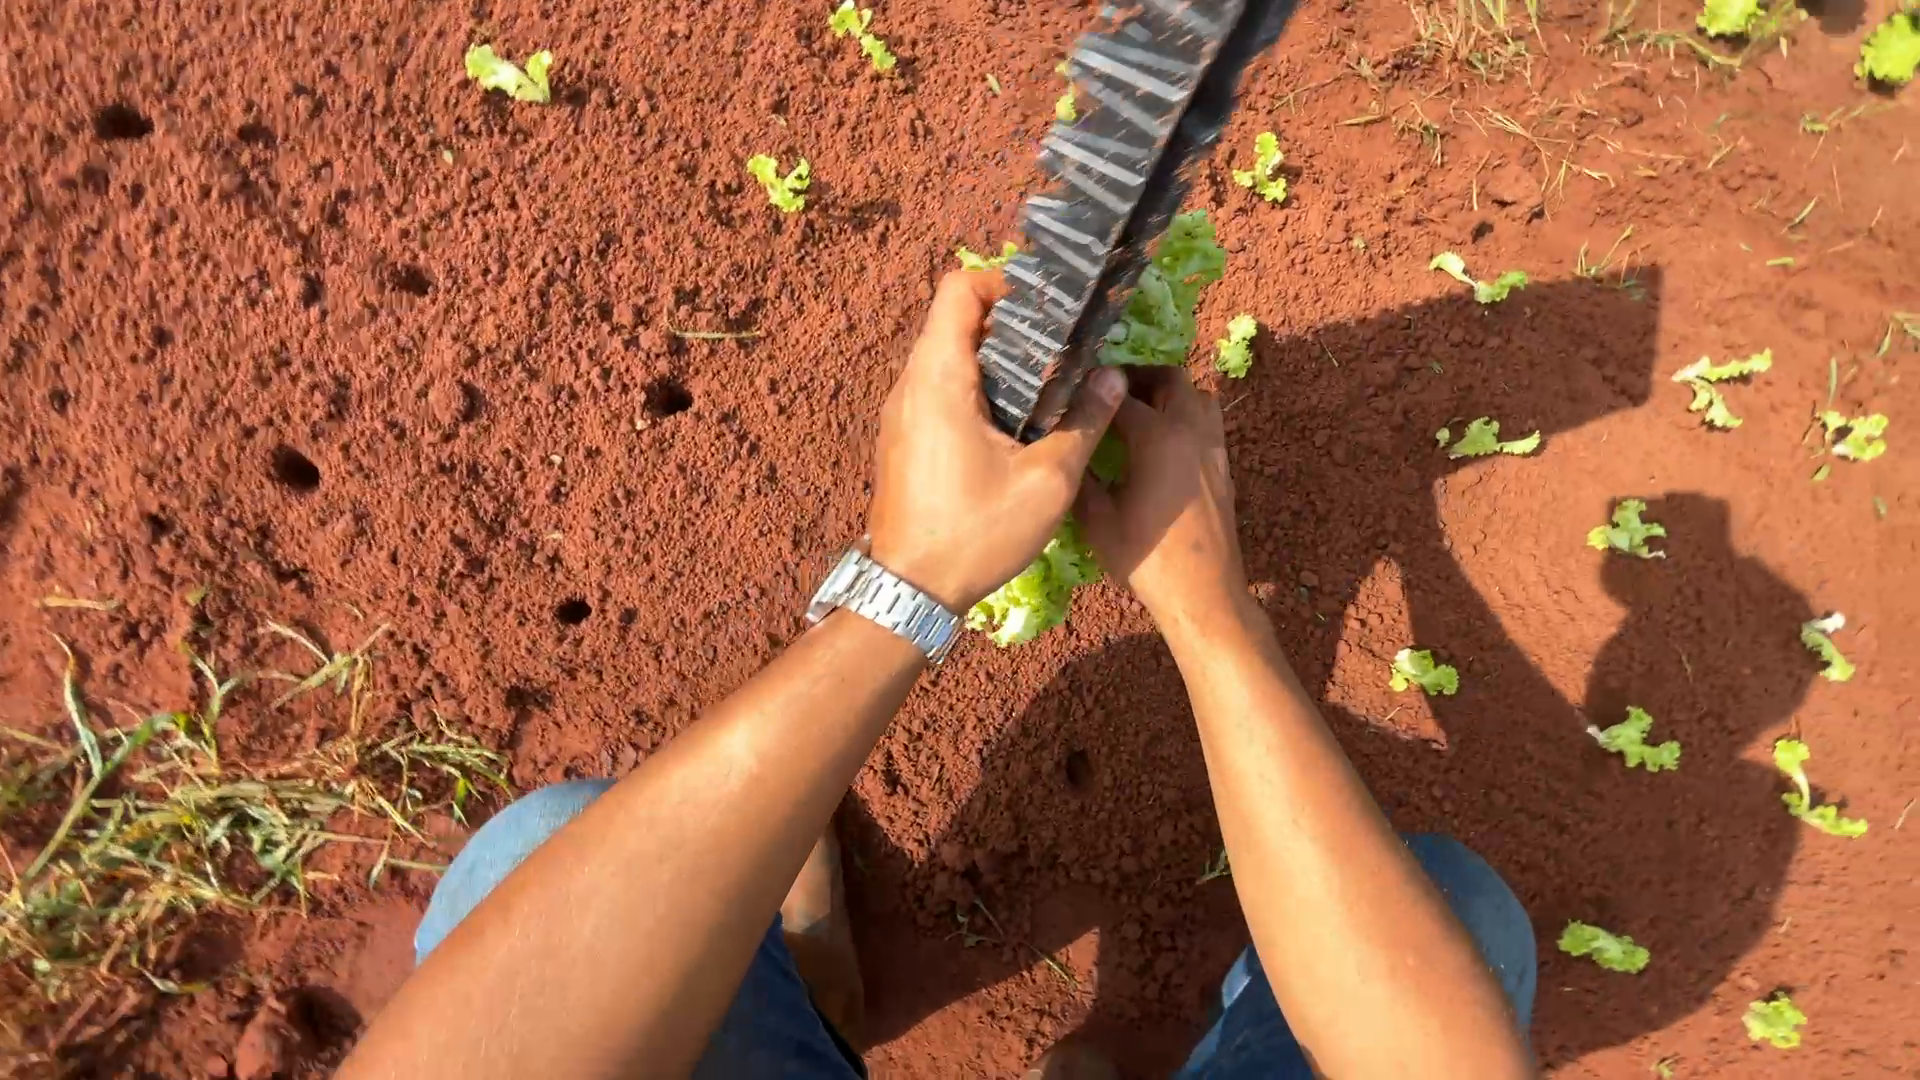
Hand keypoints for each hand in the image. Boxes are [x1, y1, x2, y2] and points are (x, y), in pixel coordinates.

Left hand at [868, 271, 1126, 611]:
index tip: (1048, 309)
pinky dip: (975, 390)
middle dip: (1009, 325)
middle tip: (1059, 350)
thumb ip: (1084, 423)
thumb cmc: (975, 534)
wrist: (909, 590)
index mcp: (938, 379)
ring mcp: (901, 414)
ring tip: (1042, 387)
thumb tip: (1112, 379)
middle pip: (954, 321)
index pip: (959, 288)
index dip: (1005, 282)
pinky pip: (938, 392)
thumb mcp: (1046, 482)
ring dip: (994, 361)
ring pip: (946, 358)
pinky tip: (1011, 425)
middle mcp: (910, 385)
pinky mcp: (903, 440)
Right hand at [1074, 369, 1248, 632]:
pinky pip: (1206, 422)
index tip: (1072, 390)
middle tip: (1106, 394)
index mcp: (1157, 435)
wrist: (1200, 593)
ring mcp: (1213, 446)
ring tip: (1137, 412)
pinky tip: (1161, 444)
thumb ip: (1079, 476)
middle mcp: (1190, 429)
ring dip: (1167, 394)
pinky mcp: (1223, 466)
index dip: (1092, 388)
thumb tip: (1064, 450)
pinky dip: (1184, 416)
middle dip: (1136, 378)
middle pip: (1168, 378)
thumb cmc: (1143, 557)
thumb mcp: (1096, 519)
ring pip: (1196, 396)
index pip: (1118, 393)